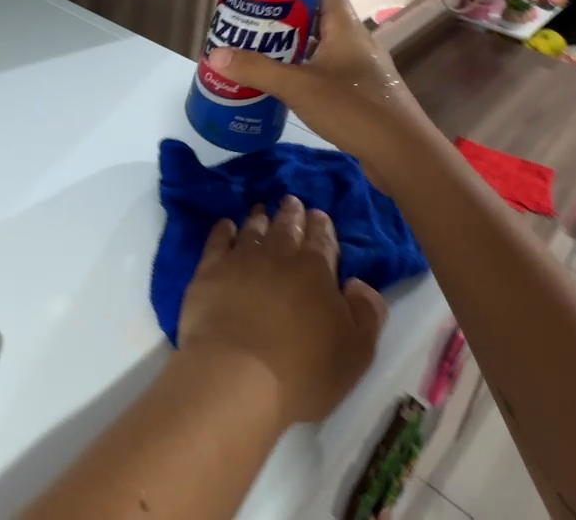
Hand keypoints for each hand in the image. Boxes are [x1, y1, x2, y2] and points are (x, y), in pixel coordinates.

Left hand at [176, 196, 387, 423]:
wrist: (237, 373)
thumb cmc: (305, 370)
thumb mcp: (357, 351)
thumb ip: (366, 313)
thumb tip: (359, 283)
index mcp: (316, 271)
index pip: (322, 240)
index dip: (322, 226)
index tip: (318, 214)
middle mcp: (278, 256)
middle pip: (286, 228)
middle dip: (291, 214)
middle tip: (290, 201)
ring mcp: (240, 260)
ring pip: (252, 230)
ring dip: (259, 218)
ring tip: (260, 209)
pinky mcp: (208, 271)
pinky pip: (217, 241)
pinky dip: (223, 230)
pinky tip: (225, 225)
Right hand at [205, 0, 438, 194]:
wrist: (403, 154)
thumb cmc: (353, 108)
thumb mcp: (297, 86)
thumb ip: (256, 69)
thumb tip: (215, 54)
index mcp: (346, 27)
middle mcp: (357, 41)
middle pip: (318, 16)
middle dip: (284, 18)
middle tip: (250, 23)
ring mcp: (362, 68)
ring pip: (322, 46)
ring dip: (294, 47)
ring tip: (259, 52)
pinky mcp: (363, 92)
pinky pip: (328, 70)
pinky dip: (305, 70)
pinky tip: (285, 84)